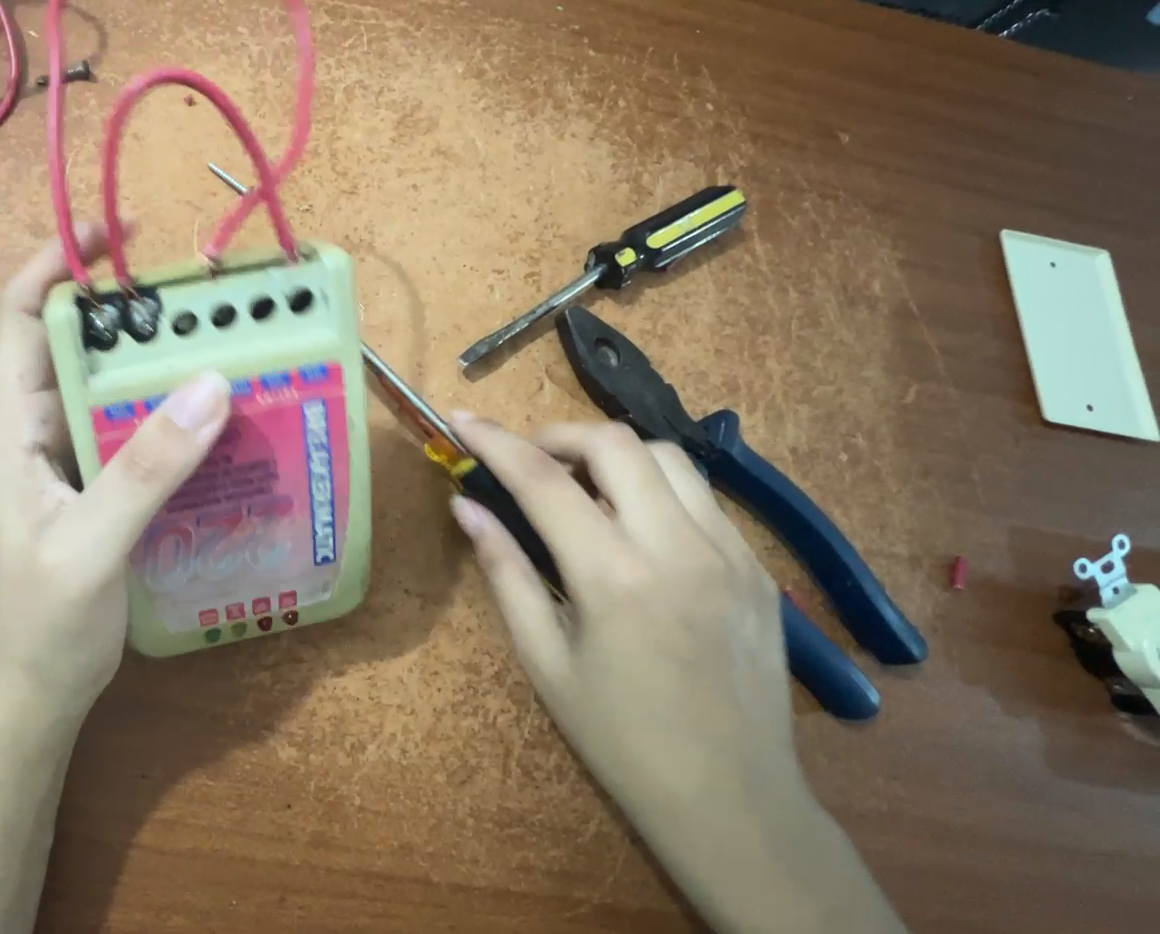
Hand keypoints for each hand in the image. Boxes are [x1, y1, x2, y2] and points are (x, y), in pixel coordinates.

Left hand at [0, 224, 231, 713]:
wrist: (43, 684)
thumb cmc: (46, 617)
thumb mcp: (91, 542)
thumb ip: (144, 469)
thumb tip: (212, 384)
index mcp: (16, 424)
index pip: (19, 317)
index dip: (54, 263)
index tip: (112, 232)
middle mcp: (45, 425)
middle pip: (80, 341)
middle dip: (132, 307)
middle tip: (201, 292)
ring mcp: (80, 454)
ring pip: (118, 383)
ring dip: (164, 357)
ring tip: (228, 339)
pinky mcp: (111, 482)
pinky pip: (145, 427)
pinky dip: (181, 409)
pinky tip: (228, 411)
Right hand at [448, 416, 904, 933]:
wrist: (732, 798)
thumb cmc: (618, 736)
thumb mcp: (543, 659)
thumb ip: (505, 571)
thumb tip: (466, 507)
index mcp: (614, 577)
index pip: (543, 480)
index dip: (496, 441)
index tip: (461, 418)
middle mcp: (678, 548)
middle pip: (616, 443)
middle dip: (559, 435)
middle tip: (527, 461)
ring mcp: (730, 552)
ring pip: (667, 457)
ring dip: (613, 455)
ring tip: (581, 488)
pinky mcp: (756, 566)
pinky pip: (702, 497)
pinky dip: (654, 488)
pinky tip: (633, 527)